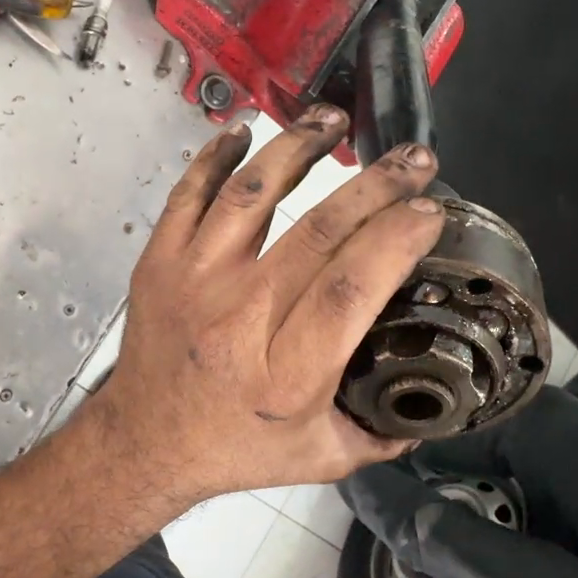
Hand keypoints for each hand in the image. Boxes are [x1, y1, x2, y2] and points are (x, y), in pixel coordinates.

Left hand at [86, 104, 443, 502]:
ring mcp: (193, 282)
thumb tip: (434, 402)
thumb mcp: (320, 458)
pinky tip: (245, 132)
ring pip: (251, 195)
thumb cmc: (234, 448)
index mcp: (288, 373)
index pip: (350, 287)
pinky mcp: (159, 263)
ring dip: (298, 148)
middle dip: (376, 186)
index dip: (395, 239)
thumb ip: (380, 432)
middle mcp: (241, 319)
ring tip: (335, 119)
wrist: (143, 441)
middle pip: (317, 232)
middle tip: (415, 160)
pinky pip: (189, 195)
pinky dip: (215, 158)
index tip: (428, 212)